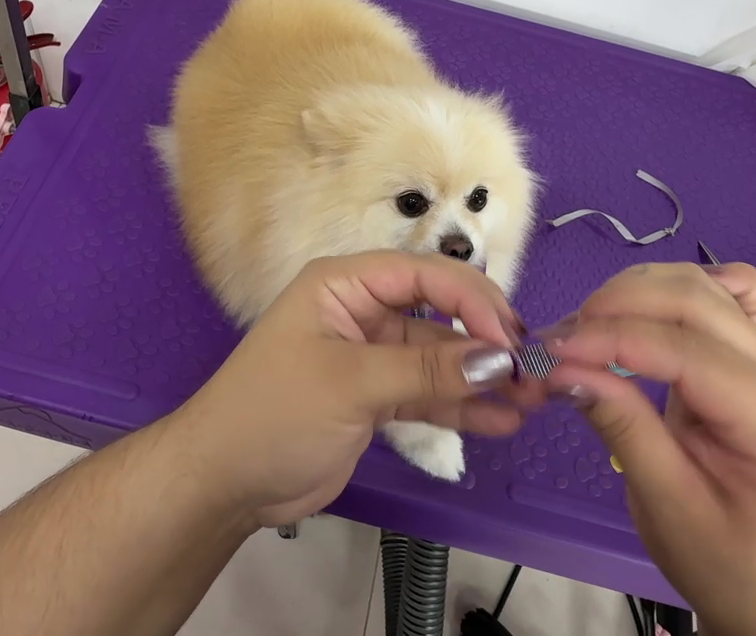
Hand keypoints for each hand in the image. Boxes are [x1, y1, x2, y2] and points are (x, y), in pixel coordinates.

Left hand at [165, 251, 535, 526]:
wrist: (223, 483)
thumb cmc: (275, 413)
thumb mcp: (350, 384)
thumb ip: (425, 371)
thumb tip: (497, 360)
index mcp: (345, 284)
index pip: (422, 273)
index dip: (469, 299)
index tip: (508, 339)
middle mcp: (363, 310)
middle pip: (437, 311)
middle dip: (484, 337)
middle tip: (531, 368)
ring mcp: (372, 355)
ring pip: (440, 356)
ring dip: (482, 376)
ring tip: (532, 398)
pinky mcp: (377, 396)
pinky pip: (429, 393)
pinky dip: (463, 406)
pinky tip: (502, 421)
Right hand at [545, 263, 755, 635]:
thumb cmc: (719, 558)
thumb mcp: (664, 504)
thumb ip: (620, 426)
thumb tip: (562, 367)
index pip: (687, 351)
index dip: (613, 339)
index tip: (551, 348)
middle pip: (697, 300)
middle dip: (619, 305)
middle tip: (561, 338)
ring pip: (702, 286)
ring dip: (636, 292)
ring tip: (586, 327)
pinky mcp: (753, 354)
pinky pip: (725, 294)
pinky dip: (678, 289)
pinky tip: (644, 307)